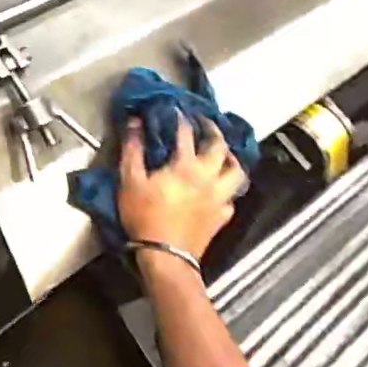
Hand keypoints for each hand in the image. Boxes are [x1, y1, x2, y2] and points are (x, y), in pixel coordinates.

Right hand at [117, 115, 243, 261]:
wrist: (165, 257)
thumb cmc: (145, 215)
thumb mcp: (130, 180)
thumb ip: (133, 149)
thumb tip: (135, 123)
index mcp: (186, 166)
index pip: (186, 133)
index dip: (181, 118)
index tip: (175, 109)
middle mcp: (208, 178)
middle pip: (220, 147)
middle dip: (213, 130)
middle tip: (204, 122)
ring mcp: (219, 198)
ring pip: (237, 171)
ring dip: (231, 157)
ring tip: (221, 152)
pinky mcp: (222, 217)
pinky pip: (232, 196)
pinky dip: (227, 186)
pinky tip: (218, 186)